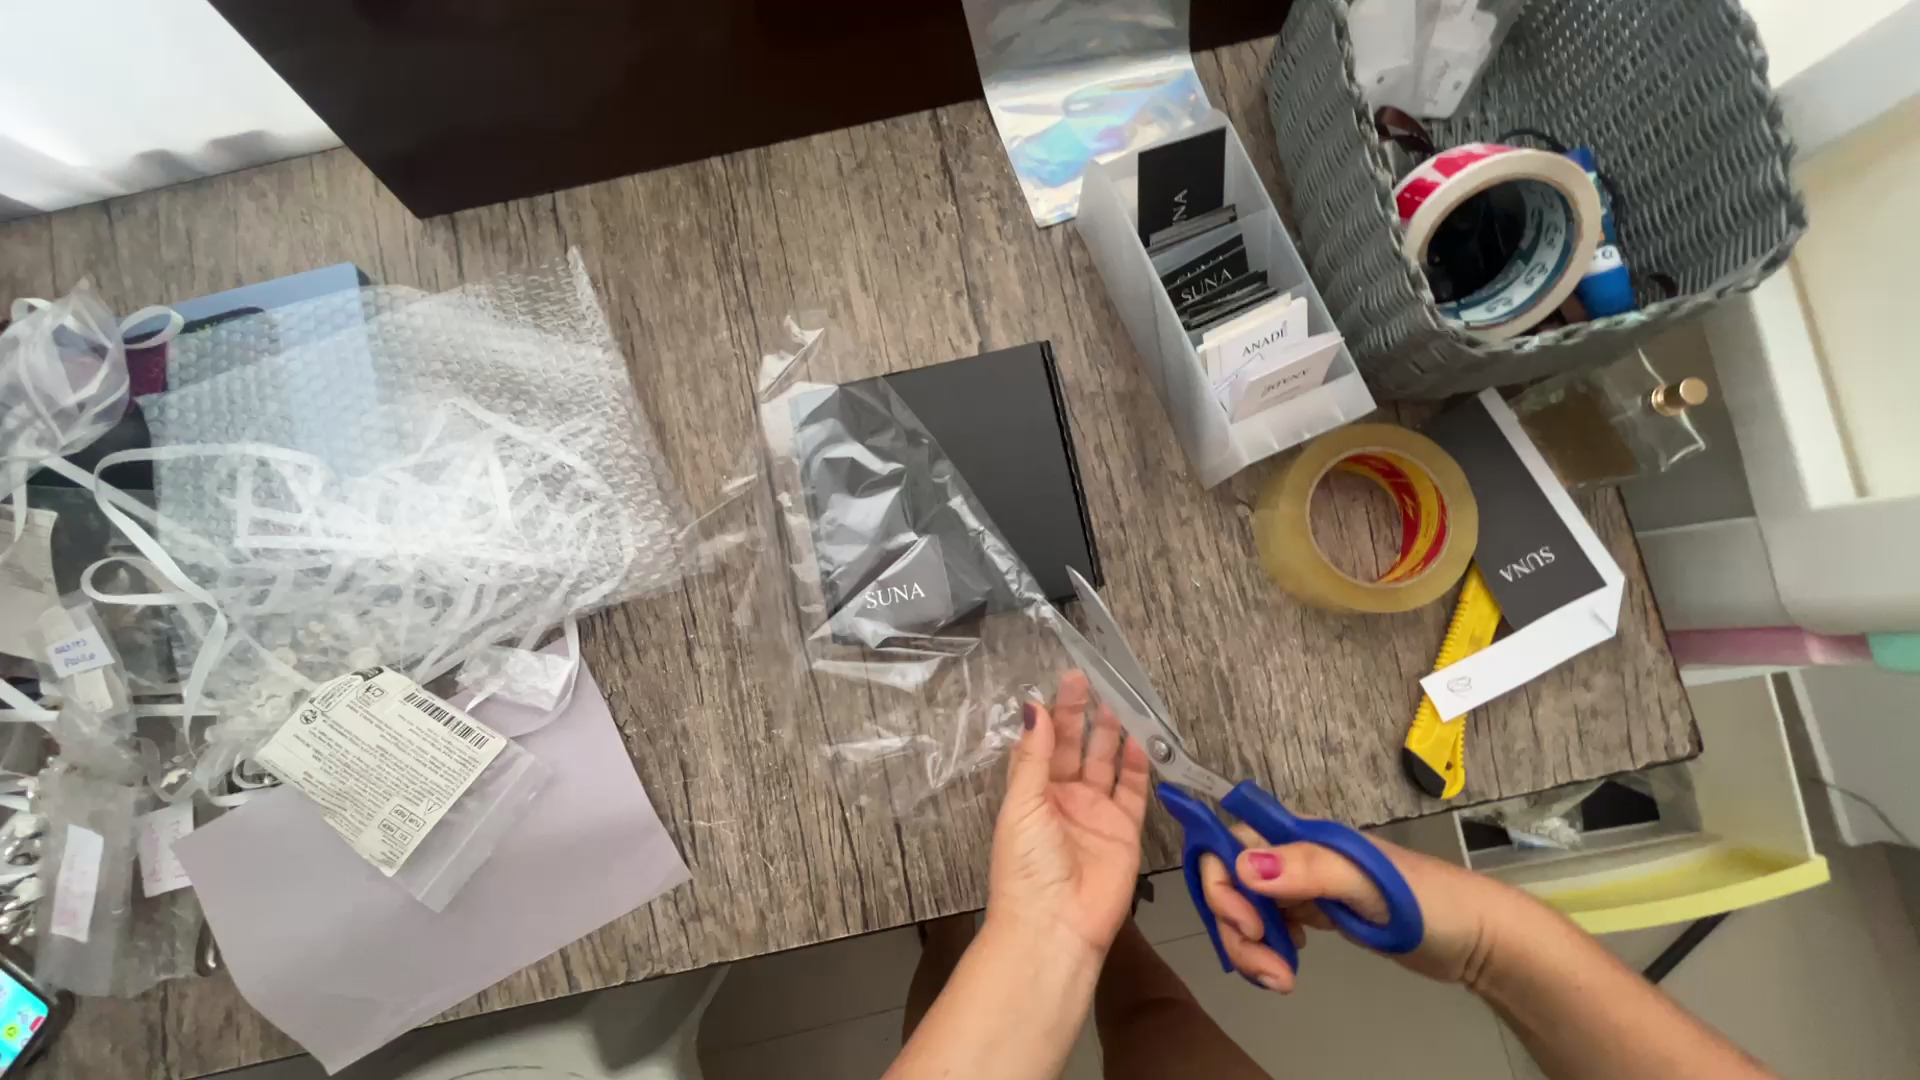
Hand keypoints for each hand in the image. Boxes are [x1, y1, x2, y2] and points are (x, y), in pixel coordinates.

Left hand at [986, 670, 1151, 959]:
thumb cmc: (1026, 867)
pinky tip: (1140, 738)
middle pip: (1075, 746)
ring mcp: (1095, 813)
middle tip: (1092, 680)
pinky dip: (1138, 764)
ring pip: (1106, 762)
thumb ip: (1033, 755)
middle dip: (1082, 714)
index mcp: (1032, 792)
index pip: (1044, 742)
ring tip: (1118, 699)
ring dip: (1111, 732)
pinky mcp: (1124, 829)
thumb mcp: (1022, 804)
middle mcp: (1064, 798)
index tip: (1064, 681)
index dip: (1054, 712)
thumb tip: (1032, 706)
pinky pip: (1133, 790)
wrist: (1055, 926)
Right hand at [1199, 831, 1526, 992]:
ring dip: (1249, 946)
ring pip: (1244, 908)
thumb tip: (1242, 866)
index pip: (1226, 844)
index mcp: (1294, 833)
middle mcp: (1287, 853)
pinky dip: (1265, 950)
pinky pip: (1267, 926)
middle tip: (1268, 969)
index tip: (1248, 926)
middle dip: (1234, 927)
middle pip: (1229, 881)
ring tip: (1281, 980)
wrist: (1477, 939)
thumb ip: (1306, 869)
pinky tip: (1288, 967)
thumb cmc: (1426, 901)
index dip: (1221, 883)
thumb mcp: (1367, 882)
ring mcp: (1298, 883)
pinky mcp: (1310, 910)